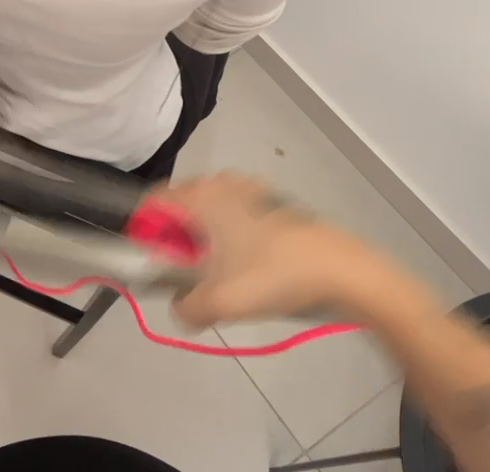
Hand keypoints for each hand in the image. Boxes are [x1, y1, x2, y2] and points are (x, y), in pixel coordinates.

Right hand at [157, 173, 393, 327]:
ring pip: (210, 209)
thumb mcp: (220, 302)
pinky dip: (233, 234)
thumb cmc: (272, 276)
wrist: (344, 270)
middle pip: (180, 205)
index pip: (151, 201)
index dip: (145, 232)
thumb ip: (185, 308)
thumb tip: (180, 308)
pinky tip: (253, 265)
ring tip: (222, 273)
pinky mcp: (274, 200)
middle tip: (188, 274)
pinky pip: (236, 212)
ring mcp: (250, 187)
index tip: (154, 262)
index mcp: (199, 196)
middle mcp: (219, 182)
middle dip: (177, 239)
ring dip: (206, 237)